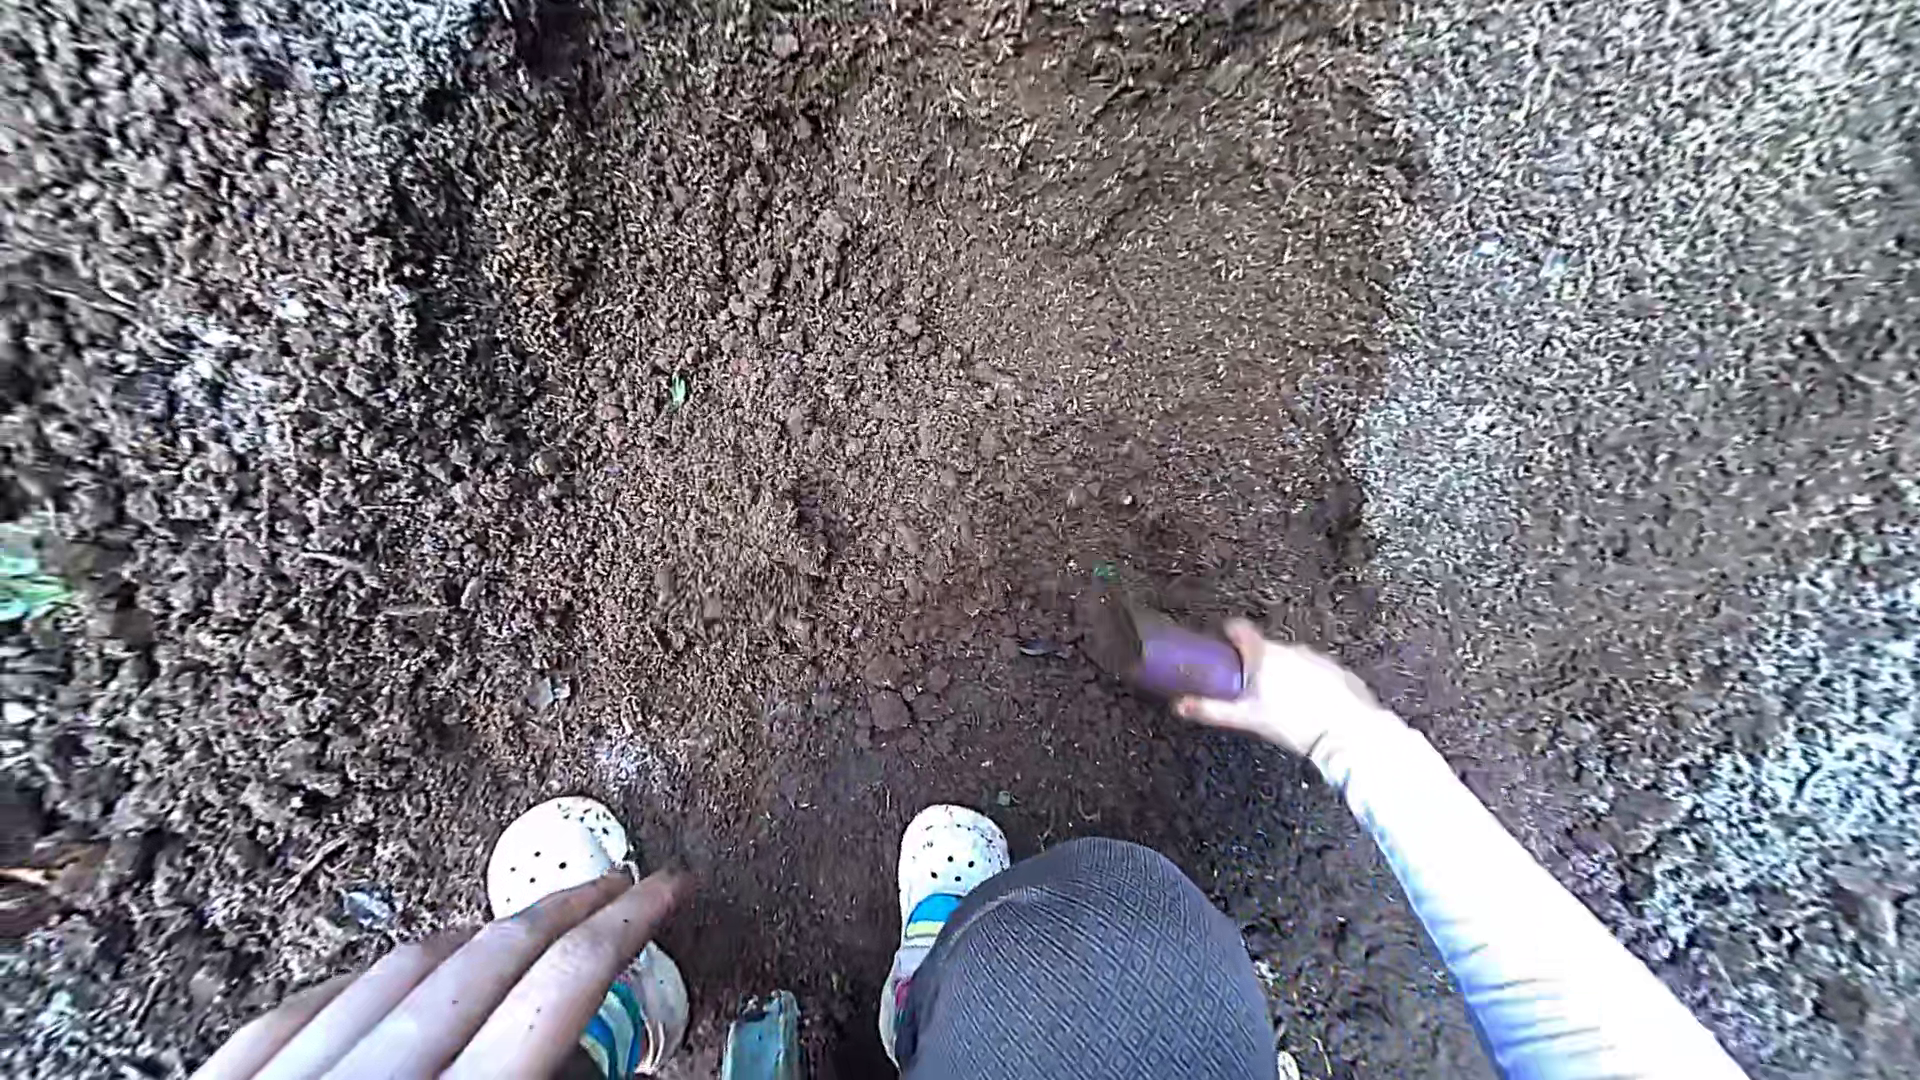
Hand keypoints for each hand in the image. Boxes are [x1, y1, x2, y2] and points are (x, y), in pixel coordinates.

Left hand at [194, 869, 686, 1079]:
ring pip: (406, 965)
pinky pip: (297, 1013)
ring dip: (486, 935)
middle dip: (574, 903)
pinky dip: (372, 977)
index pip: (563, 986)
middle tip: (622, 885)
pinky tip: (406, 976)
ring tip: (527, 932)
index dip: (632, 922)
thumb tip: (643, 1076)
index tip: (671, 887)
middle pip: (494, 953)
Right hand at [1174, 619, 1391, 757]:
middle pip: (1264, 648)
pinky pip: (1316, 672)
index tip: (1223, 644)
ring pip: (1291, 660)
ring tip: (1281, 701)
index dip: (1228, 634)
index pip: (1239, 628)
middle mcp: (1291, 649)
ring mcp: (1317, 659)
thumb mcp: (1245, 717)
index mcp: (1264, 654)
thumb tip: (1180, 705)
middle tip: (1249, 687)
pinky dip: (1309, 683)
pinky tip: (1308, 706)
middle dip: (1255, 663)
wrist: (1348, 736)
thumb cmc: (1295, 723)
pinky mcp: (1339, 673)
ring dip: (1283, 673)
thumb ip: (1210, 709)